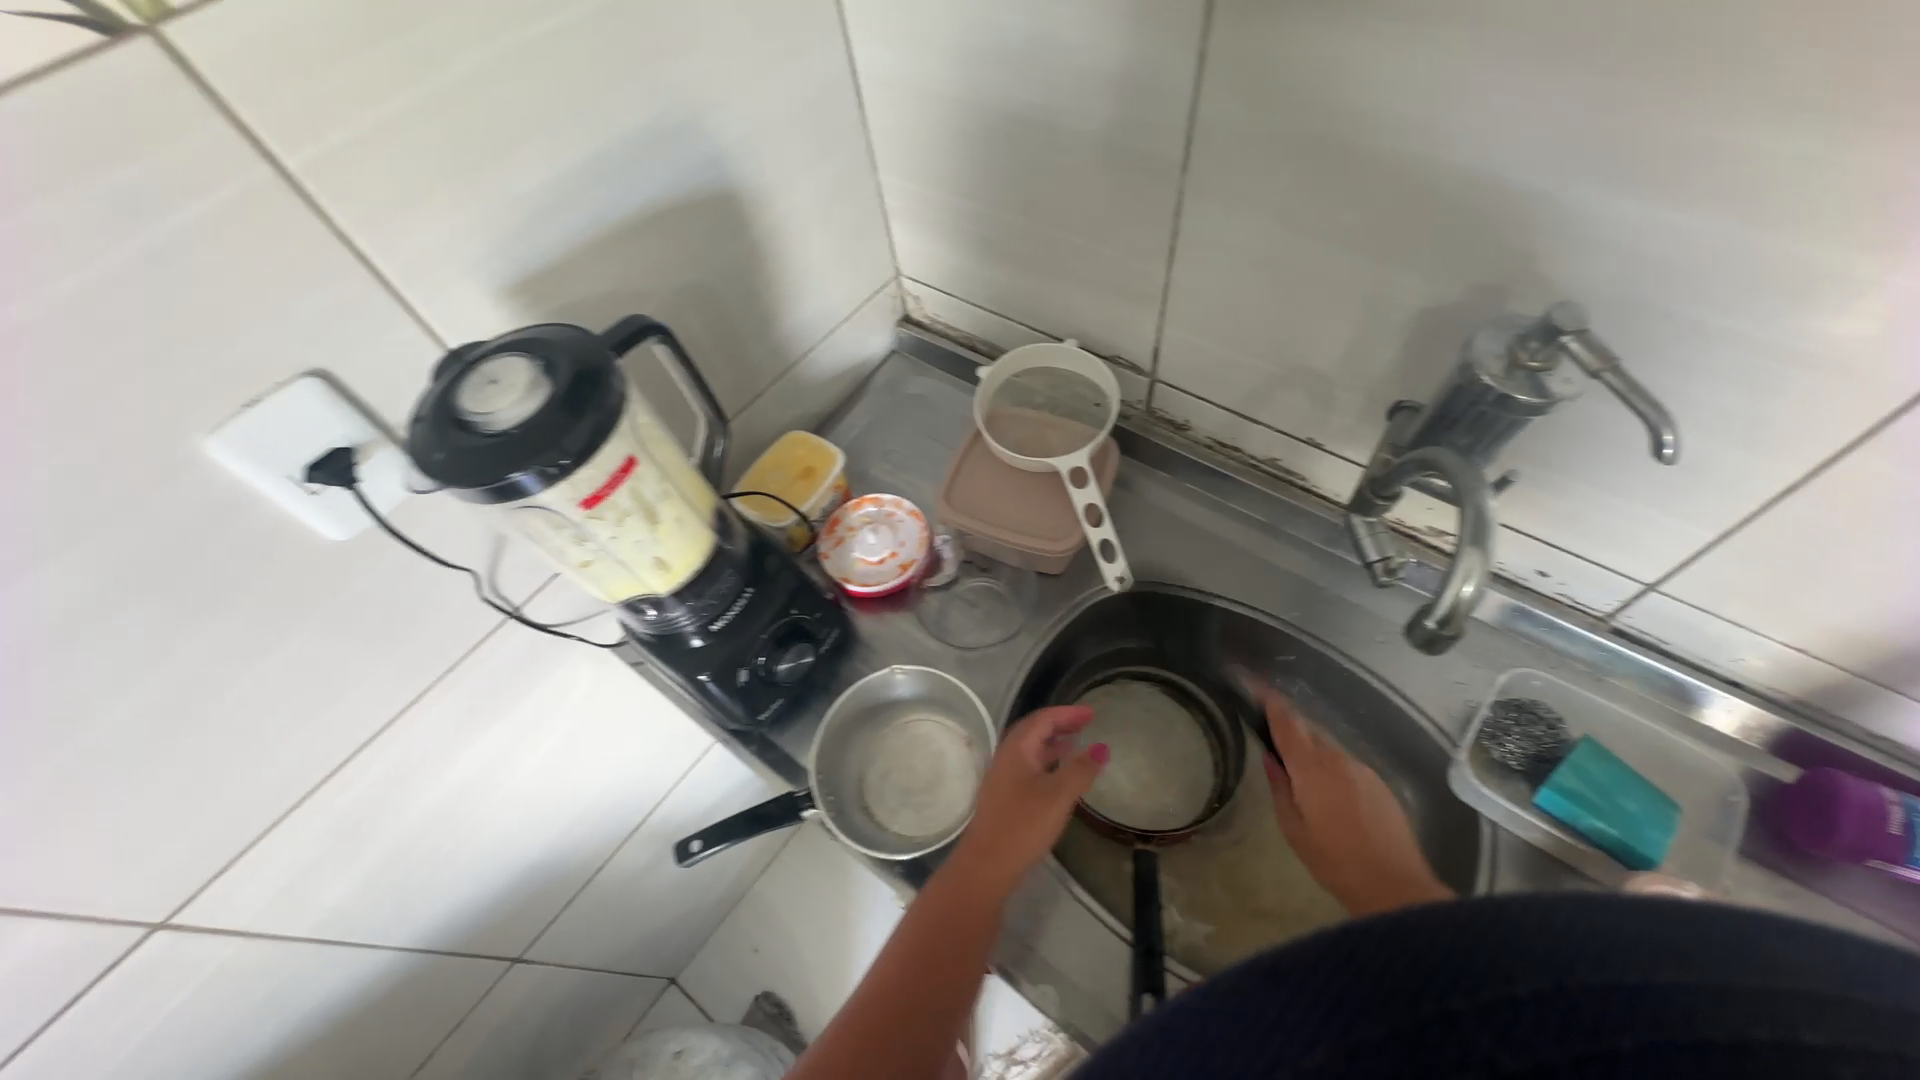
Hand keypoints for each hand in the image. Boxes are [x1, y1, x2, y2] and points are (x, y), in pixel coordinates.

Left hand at [948, 706, 1107, 898]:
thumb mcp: (1059, 796)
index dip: (1068, 713)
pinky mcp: (1005, 795)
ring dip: (1053, 742)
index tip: (1093, 713)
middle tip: (1086, 723)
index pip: (1043, 719)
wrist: (987, 864)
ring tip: (1077, 743)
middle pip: (1034, 730)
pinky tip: (1060, 774)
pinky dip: (1047, 761)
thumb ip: (1081, 770)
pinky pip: (1029, 766)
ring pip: (1030, 749)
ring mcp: (1003, 776)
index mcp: (1016, 749)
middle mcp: (1006, 756)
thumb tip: (1102, 747)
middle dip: (1060, 723)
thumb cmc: (1023, 825)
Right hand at [1257, 685, 1453, 916]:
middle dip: (1288, 728)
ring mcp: (1362, 769)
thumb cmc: (1334, 861)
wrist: (1395, 886)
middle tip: (1270, 737)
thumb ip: (1280, 788)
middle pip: (1308, 731)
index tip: (1253, 685)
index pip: (1287, 723)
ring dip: (1310, 751)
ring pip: (1328, 748)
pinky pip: (1346, 764)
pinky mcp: (1379, 783)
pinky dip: (1330, 768)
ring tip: (1298, 776)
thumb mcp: (1293, 829)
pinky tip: (1328, 795)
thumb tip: (1271, 759)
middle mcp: (1338, 760)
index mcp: (1312, 769)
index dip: (1269, 701)